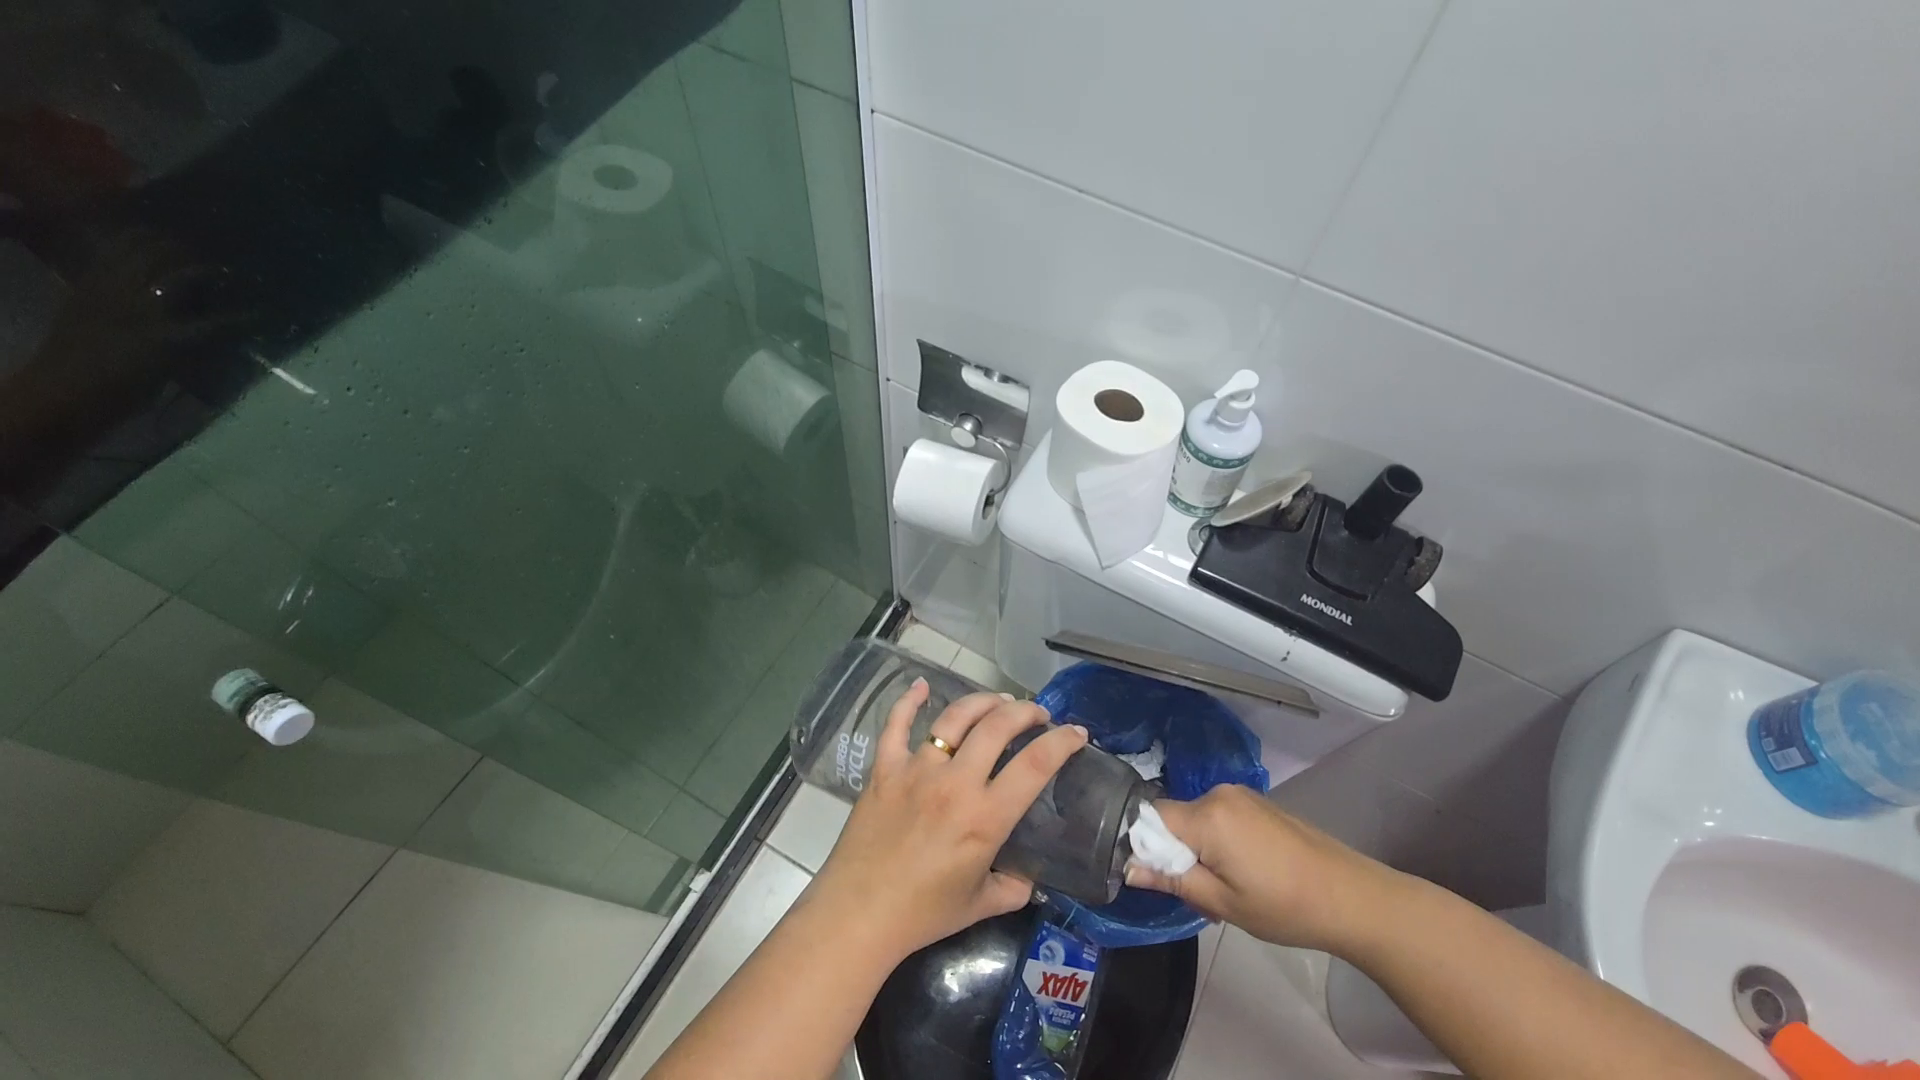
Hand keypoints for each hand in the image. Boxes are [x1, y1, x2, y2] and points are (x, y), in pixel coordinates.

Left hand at [804, 680, 1089, 963]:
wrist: (858, 914)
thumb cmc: (922, 914)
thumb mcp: (980, 904)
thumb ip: (1013, 888)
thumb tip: (1030, 879)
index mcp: (985, 817)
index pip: (1036, 764)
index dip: (1063, 742)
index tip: (1077, 733)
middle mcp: (955, 783)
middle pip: (997, 726)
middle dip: (1025, 712)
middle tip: (1037, 714)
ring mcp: (916, 770)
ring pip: (954, 718)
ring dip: (982, 702)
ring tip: (999, 701)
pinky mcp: (884, 769)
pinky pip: (896, 725)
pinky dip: (909, 701)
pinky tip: (920, 685)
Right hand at [1125, 785, 1408, 953]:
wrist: (1352, 897)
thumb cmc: (1284, 905)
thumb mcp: (1221, 903)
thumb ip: (1171, 879)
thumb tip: (1128, 867)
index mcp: (1207, 816)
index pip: (1149, 818)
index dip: (1142, 845)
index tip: (1151, 877)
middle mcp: (1220, 794)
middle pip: (1173, 819)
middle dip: (1174, 854)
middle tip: (1197, 896)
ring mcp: (1242, 796)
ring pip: (1196, 821)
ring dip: (1198, 851)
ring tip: (1224, 892)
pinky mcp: (1259, 804)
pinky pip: (1219, 819)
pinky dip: (1218, 843)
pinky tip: (1243, 875)